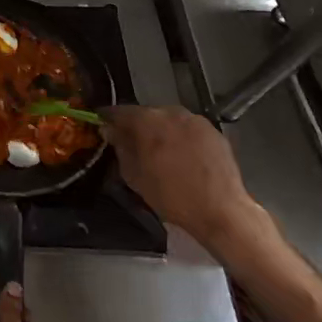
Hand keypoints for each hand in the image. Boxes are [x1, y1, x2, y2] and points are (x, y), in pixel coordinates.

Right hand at [102, 105, 267, 253]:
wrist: (220, 210)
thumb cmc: (171, 196)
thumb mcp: (135, 176)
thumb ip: (120, 148)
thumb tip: (110, 131)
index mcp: (148, 121)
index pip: (120, 111)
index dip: (108, 118)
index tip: (101, 125)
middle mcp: (172, 112)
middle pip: (146, 113)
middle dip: (136, 126)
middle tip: (131, 144)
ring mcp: (195, 119)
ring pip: (168, 120)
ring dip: (160, 131)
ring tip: (159, 153)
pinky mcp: (213, 130)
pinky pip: (188, 129)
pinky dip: (180, 137)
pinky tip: (182, 157)